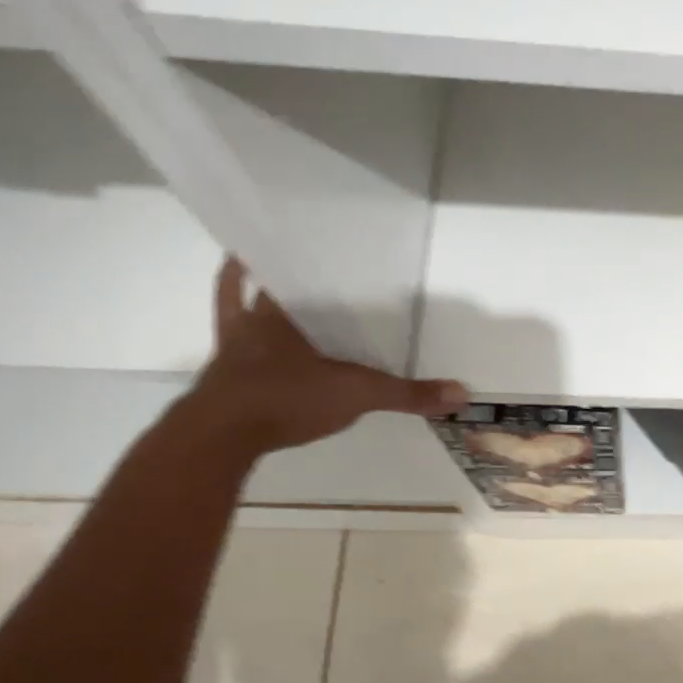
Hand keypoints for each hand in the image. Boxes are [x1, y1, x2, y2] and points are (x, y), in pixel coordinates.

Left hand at [182, 257, 467, 455]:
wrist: (221, 435)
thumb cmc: (286, 397)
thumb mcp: (357, 394)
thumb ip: (406, 394)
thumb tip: (462, 394)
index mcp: (282, 310)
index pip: (296, 269)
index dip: (311, 259)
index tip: (326, 247)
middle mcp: (252, 320)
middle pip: (268, 287)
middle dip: (286, 279)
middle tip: (315, 274)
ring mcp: (232, 349)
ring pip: (241, 312)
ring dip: (254, 302)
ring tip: (275, 292)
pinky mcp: (220, 378)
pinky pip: (229, 350)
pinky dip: (236, 343)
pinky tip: (243, 342)